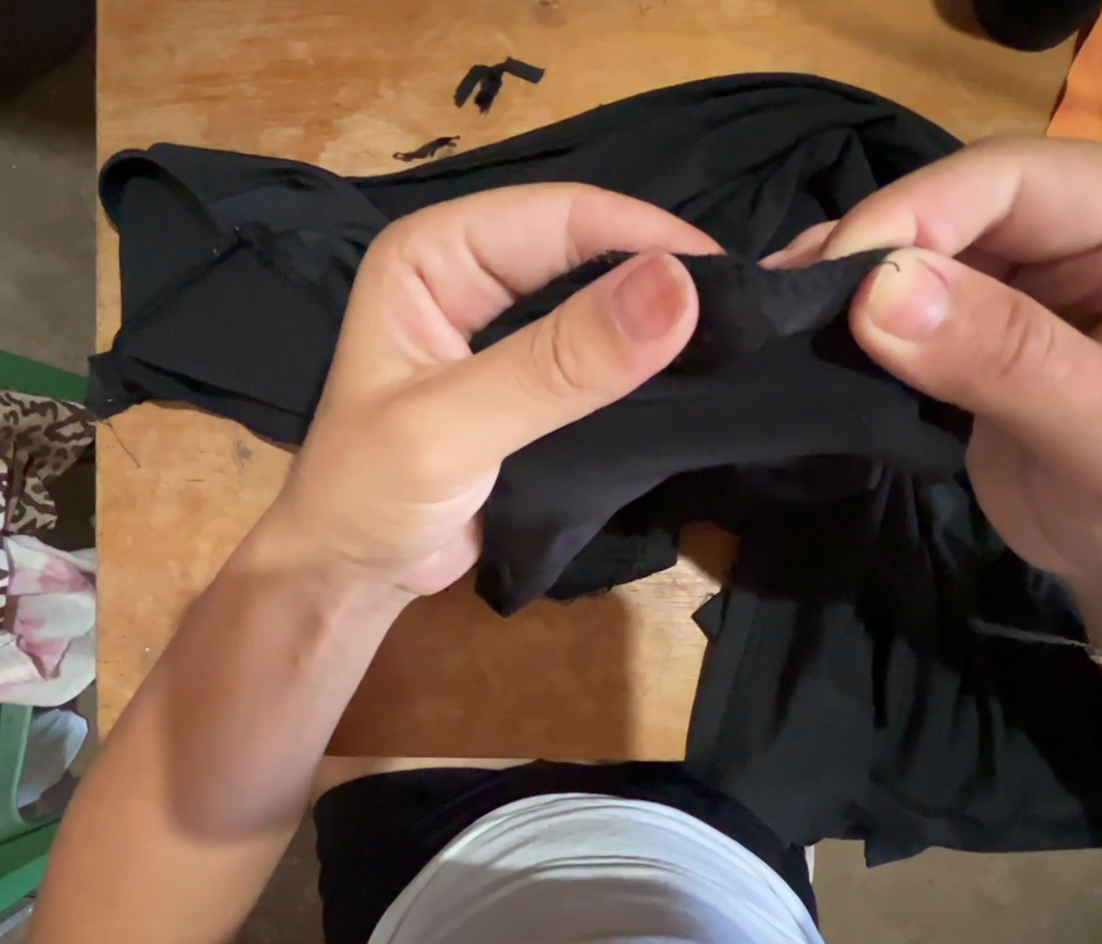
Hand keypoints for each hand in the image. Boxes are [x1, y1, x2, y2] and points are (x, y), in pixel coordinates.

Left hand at [251, 184, 717, 597]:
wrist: (355, 570)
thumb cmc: (371, 496)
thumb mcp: (451, 429)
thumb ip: (554, 366)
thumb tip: (674, 290)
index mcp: (433, 255)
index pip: (558, 216)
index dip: (645, 239)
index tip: (731, 284)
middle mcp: (470, 275)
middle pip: (585, 250)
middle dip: (659, 277)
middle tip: (746, 316)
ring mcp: (500, 330)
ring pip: (597, 303)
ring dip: (658, 323)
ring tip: (736, 343)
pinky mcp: (526, 383)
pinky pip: (595, 358)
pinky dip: (639, 368)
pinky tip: (690, 377)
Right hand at [765, 138, 1101, 601]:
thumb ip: (1007, 362)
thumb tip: (877, 294)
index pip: (1022, 179)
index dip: (916, 215)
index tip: (825, 282)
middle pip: (964, 203)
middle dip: (870, 244)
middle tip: (781, 297)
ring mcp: (1046, 276)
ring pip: (927, 247)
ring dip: (850, 276)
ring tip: (779, 310)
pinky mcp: (993, 325)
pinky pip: (914, 300)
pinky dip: (857, 315)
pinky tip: (811, 334)